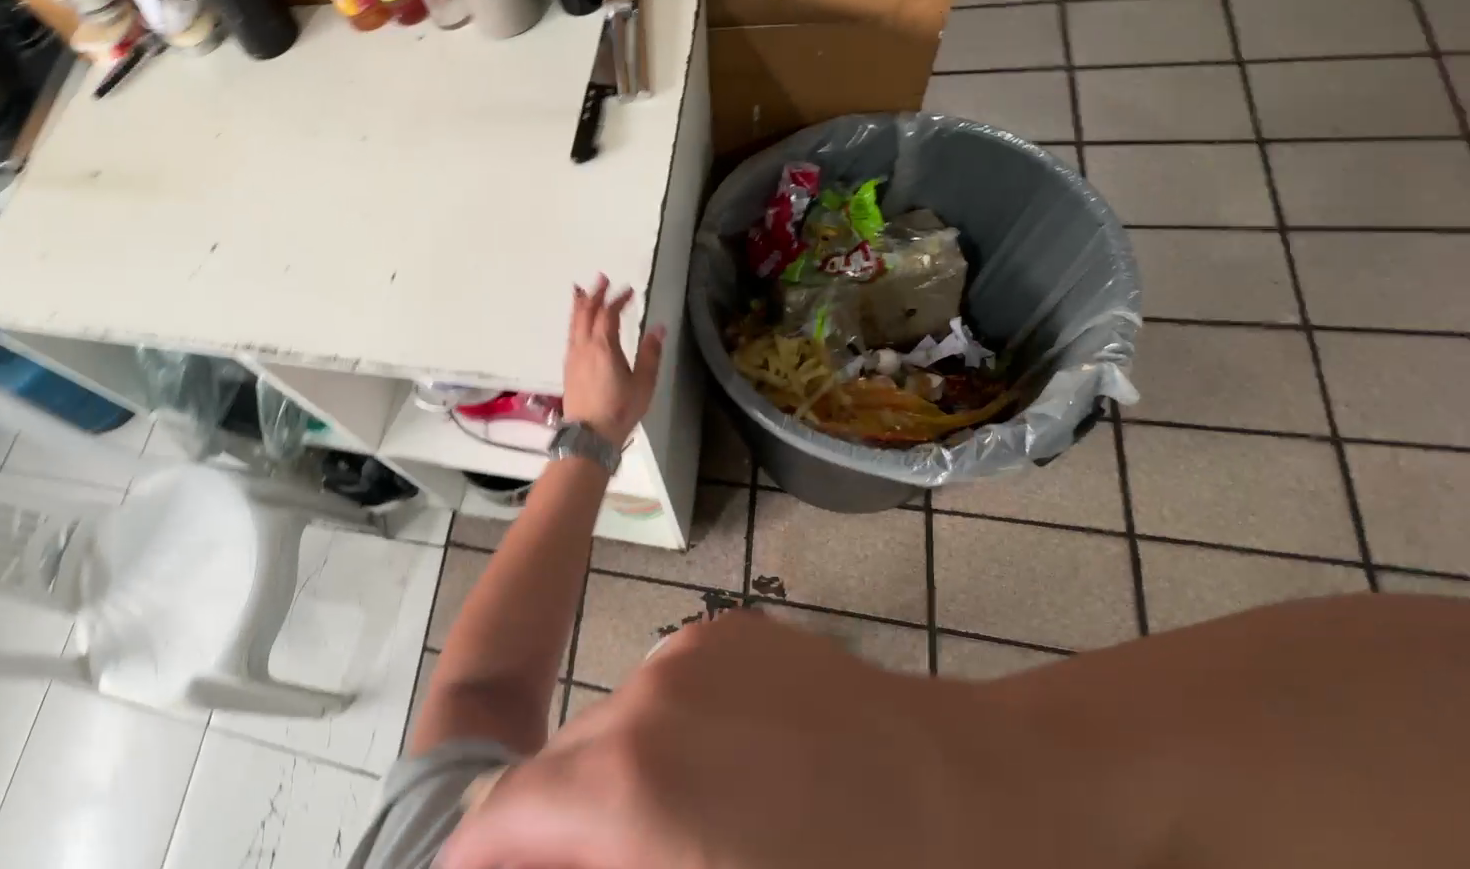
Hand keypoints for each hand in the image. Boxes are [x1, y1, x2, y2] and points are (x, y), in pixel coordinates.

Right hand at [438, 613, 1046, 868]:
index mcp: (633, 787)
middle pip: (556, 770)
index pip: (501, 817)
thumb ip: (616, 863)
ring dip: (619, 778)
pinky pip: (664, 693)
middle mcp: (642, 699)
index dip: (477, 856)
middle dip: (559, 825)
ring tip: (688, 825)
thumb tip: (576, 851)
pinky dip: (669, 735)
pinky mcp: (728, 631)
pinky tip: (736, 773)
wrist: (1000, 794)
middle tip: (604, 858)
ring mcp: (686, 653)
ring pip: (610, 727)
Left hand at [565, 275, 665, 444]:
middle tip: (601, 278)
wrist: (589, 435)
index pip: (609, 314)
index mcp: (604, 346)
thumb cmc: (620, 409)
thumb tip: (658, 328)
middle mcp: (584, 346)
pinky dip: (574, 321)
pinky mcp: (568, 368)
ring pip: (574, 323)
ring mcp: (573, 357)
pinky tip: (577, 324)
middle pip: (586, 313)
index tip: (629, 291)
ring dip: (580, 305)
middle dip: (594, 294)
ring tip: (581, 291)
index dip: (618, 299)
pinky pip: (570, 335)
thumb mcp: (643, 382)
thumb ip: (650, 353)